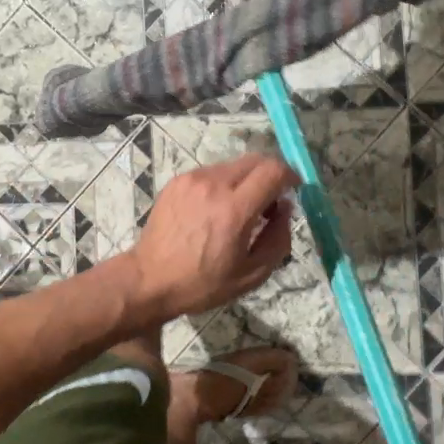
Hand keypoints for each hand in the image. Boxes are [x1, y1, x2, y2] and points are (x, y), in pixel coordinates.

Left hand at [130, 153, 298, 318]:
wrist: (150, 279)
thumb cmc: (203, 283)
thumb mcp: (252, 274)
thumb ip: (278, 238)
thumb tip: (285, 208)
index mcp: (234, 210)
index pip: (273, 171)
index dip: (290, 175)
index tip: (293, 189)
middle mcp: (213, 185)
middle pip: (256, 160)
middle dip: (271, 175)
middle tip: (270, 203)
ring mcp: (192, 179)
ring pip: (233, 165)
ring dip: (246, 180)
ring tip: (240, 210)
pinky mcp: (178, 180)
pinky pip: (212, 173)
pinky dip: (223, 184)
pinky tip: (215, 210)